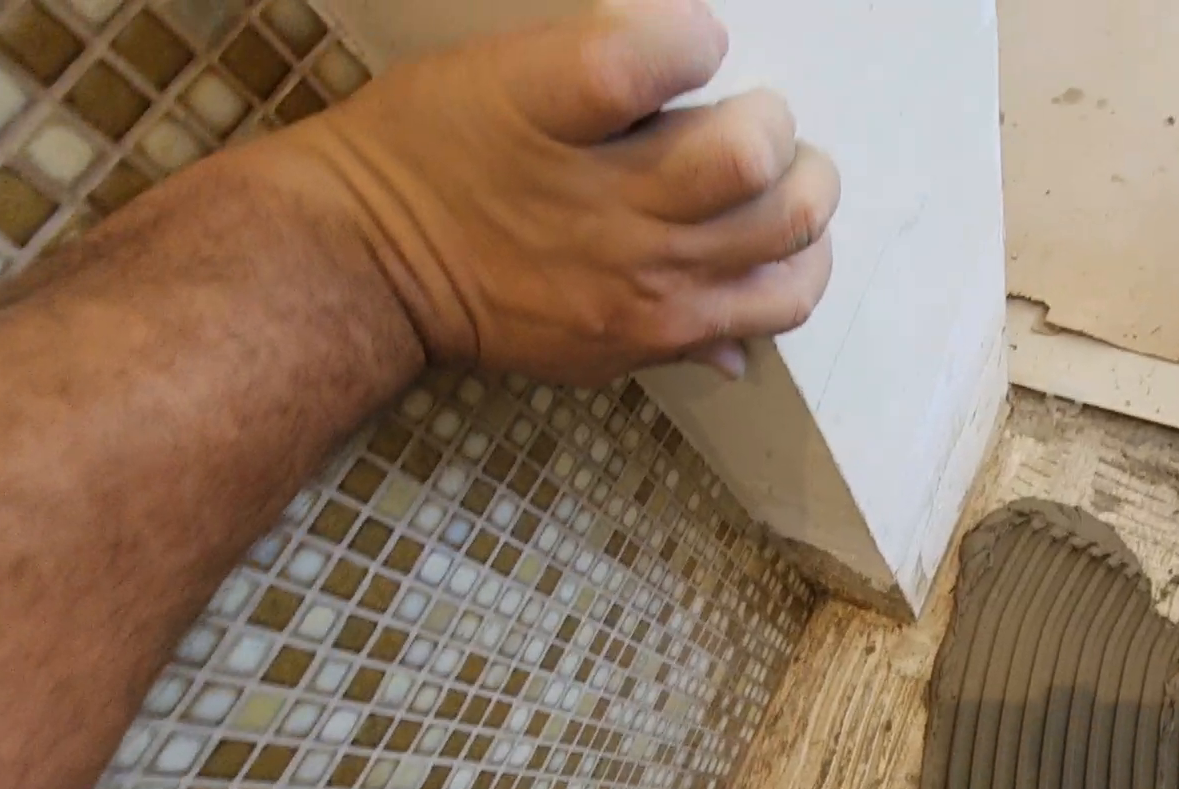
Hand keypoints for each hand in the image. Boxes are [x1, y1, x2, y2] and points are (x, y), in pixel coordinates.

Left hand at [249, 0, 837, 383]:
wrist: (369, 267)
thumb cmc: (493, 314)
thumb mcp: (600, 359)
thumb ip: (680, 351)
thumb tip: (742, 358)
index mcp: (676, 318)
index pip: (794, 290)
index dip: (809, 248)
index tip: (781, 219)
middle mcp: (659, 260)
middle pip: (789, 212)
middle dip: (802, 173)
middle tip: (763, 151)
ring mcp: (604, 185)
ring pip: (745, 148)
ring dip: (758, 110)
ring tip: (726, 95)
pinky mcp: (544, 106)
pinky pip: (636, 62)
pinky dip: (678, 39)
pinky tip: (684, 40)